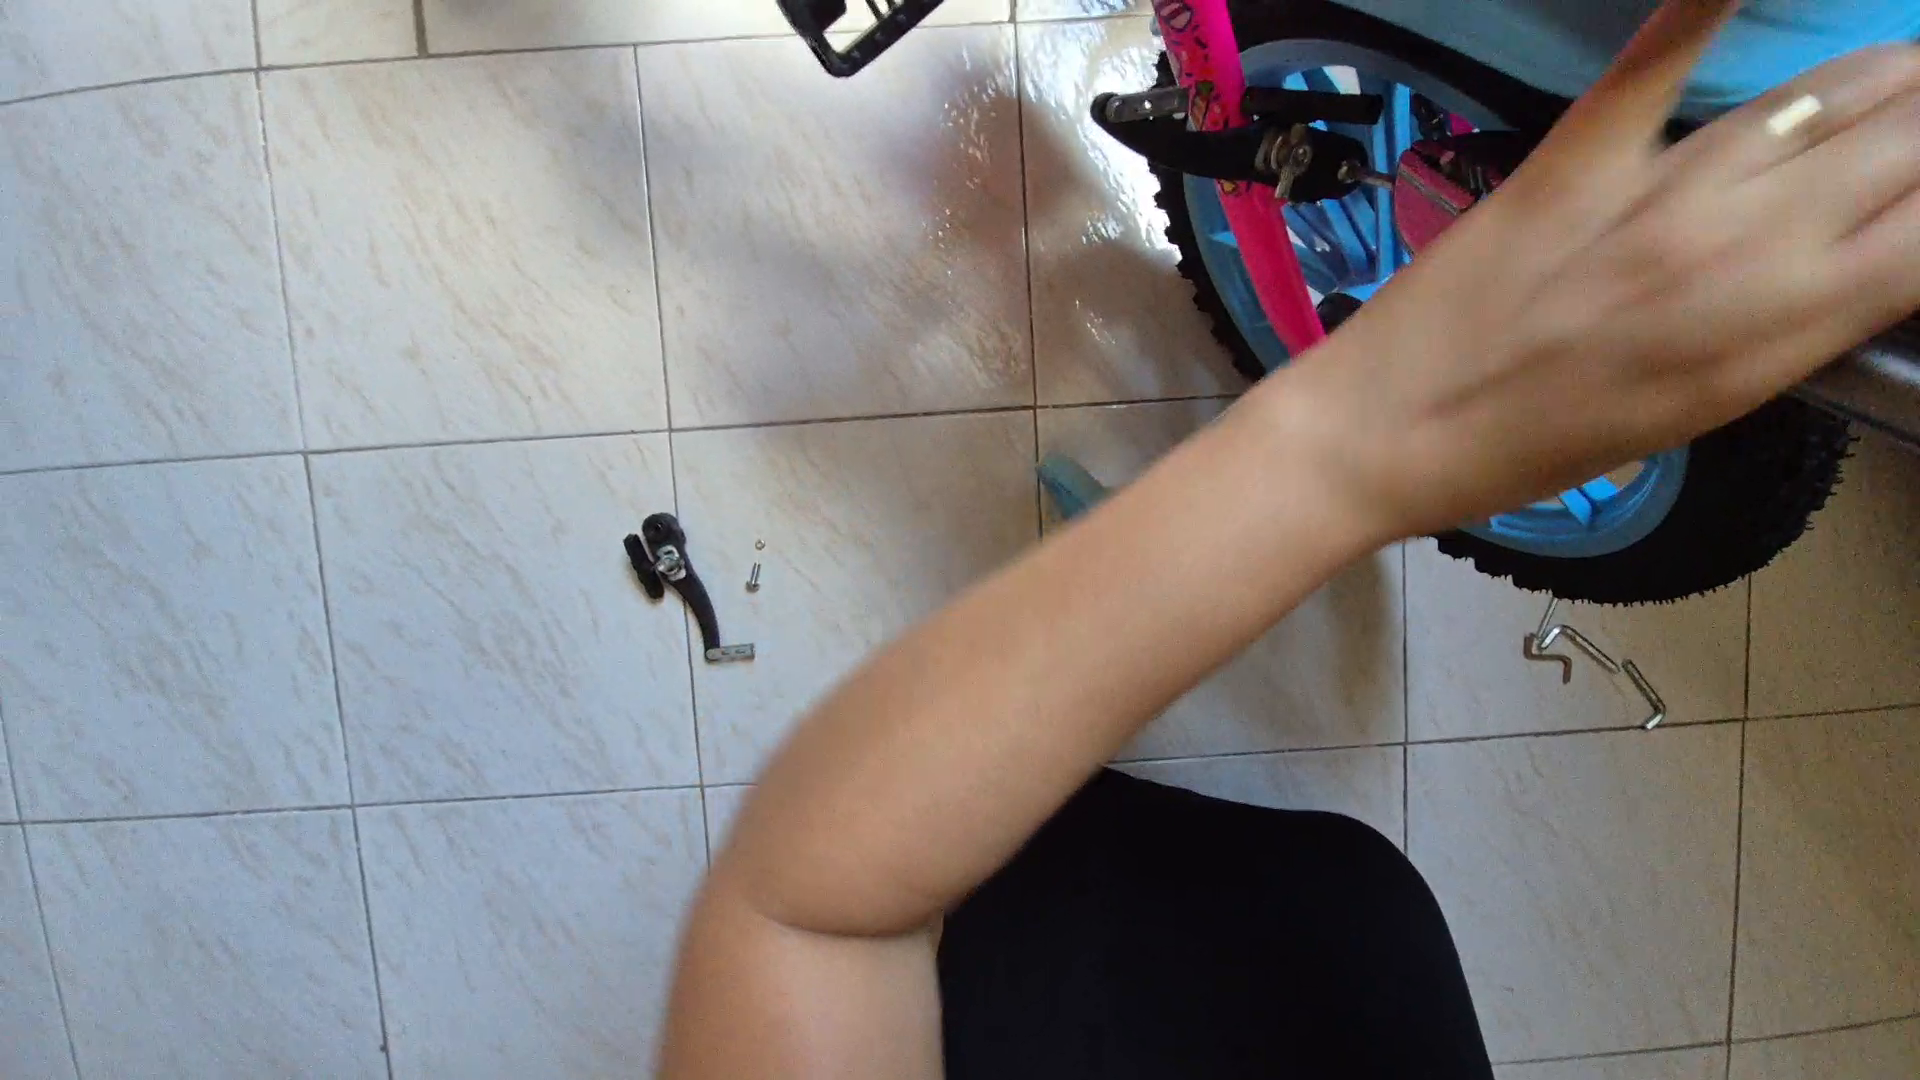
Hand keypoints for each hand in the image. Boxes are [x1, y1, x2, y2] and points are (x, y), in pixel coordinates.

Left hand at [1277, 0, 1919, 540]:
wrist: (1369, 438)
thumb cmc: (1509, 458)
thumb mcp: (1668, 422)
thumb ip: (1771, 338)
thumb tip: (1844, 268)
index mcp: (1779, 327)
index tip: (1917, 198)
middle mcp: (1742, 242)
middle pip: (1912, 130)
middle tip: (1906, 139)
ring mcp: (1646, 194)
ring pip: (1819, 91)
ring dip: (1873, 81)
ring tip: (1882, 85)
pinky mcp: (1558, 168)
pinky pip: (1653, 62)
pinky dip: (1703, 7)